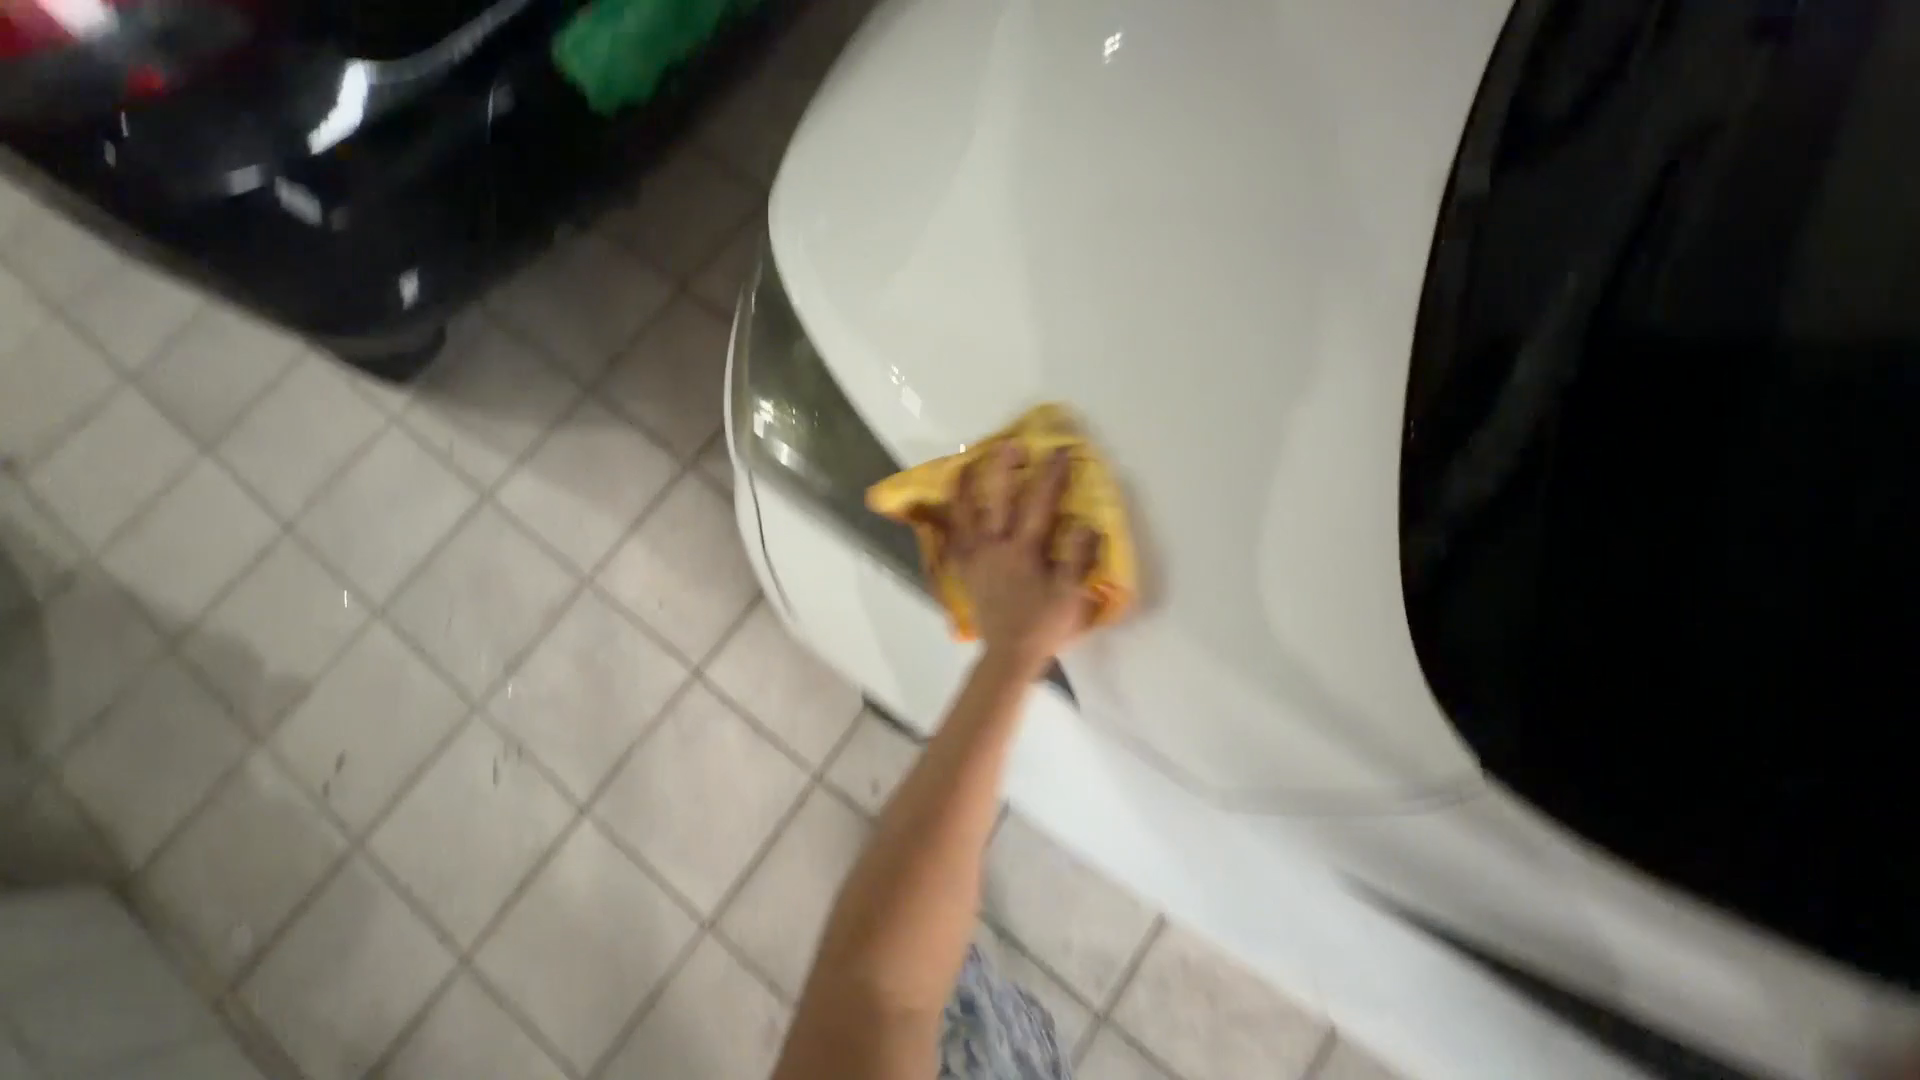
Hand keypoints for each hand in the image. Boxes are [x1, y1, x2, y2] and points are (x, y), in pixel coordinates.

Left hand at [949, 443, 1099, 670]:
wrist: (1009, 654)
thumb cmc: (1045, 625)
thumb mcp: (1072, 595)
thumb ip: (1079, 557)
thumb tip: (1086, 523)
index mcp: (1024, 550)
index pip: (1040, 502)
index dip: (1052, 474)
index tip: (1061, 450)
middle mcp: (995, 546)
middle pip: (995, 497)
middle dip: (1003, 467)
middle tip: (1010, 444)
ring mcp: (975, 557)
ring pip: (963, 513)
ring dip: (965, 484)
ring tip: (966, 463)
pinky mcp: (964, 569)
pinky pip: (948, 538)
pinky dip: (945, 520)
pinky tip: (943, 508)